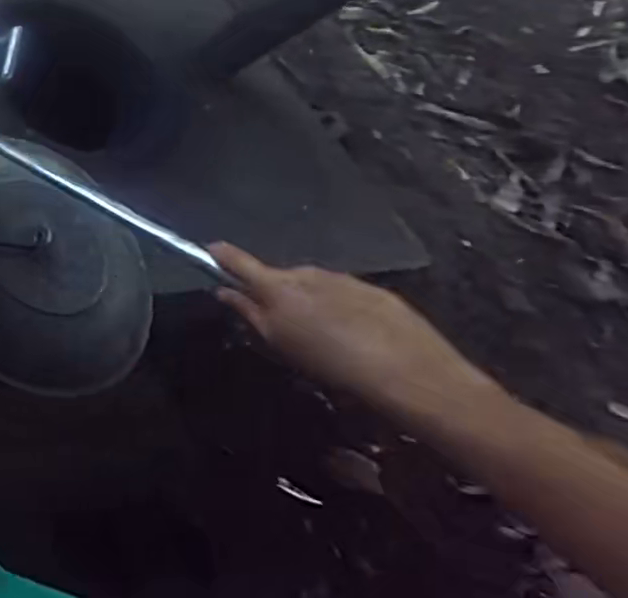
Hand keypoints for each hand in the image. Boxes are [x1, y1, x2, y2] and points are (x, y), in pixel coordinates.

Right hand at [209, 244, 504, 419]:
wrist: (417, 378)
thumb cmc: (334, 365)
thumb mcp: (281, 344)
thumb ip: (249, 313)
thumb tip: (224, 290)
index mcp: (277, 286)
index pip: (238, 260)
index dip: (221, 254)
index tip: (210, 250)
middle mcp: (308, 274)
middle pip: (282, 277)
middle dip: (279, 293)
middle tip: (287, 325)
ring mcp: (346, 281)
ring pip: (317, 287)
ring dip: (315, 304)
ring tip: (330, 339)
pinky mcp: (380, 293)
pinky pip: (350, 297)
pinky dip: (347, 311)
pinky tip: (361, 339)